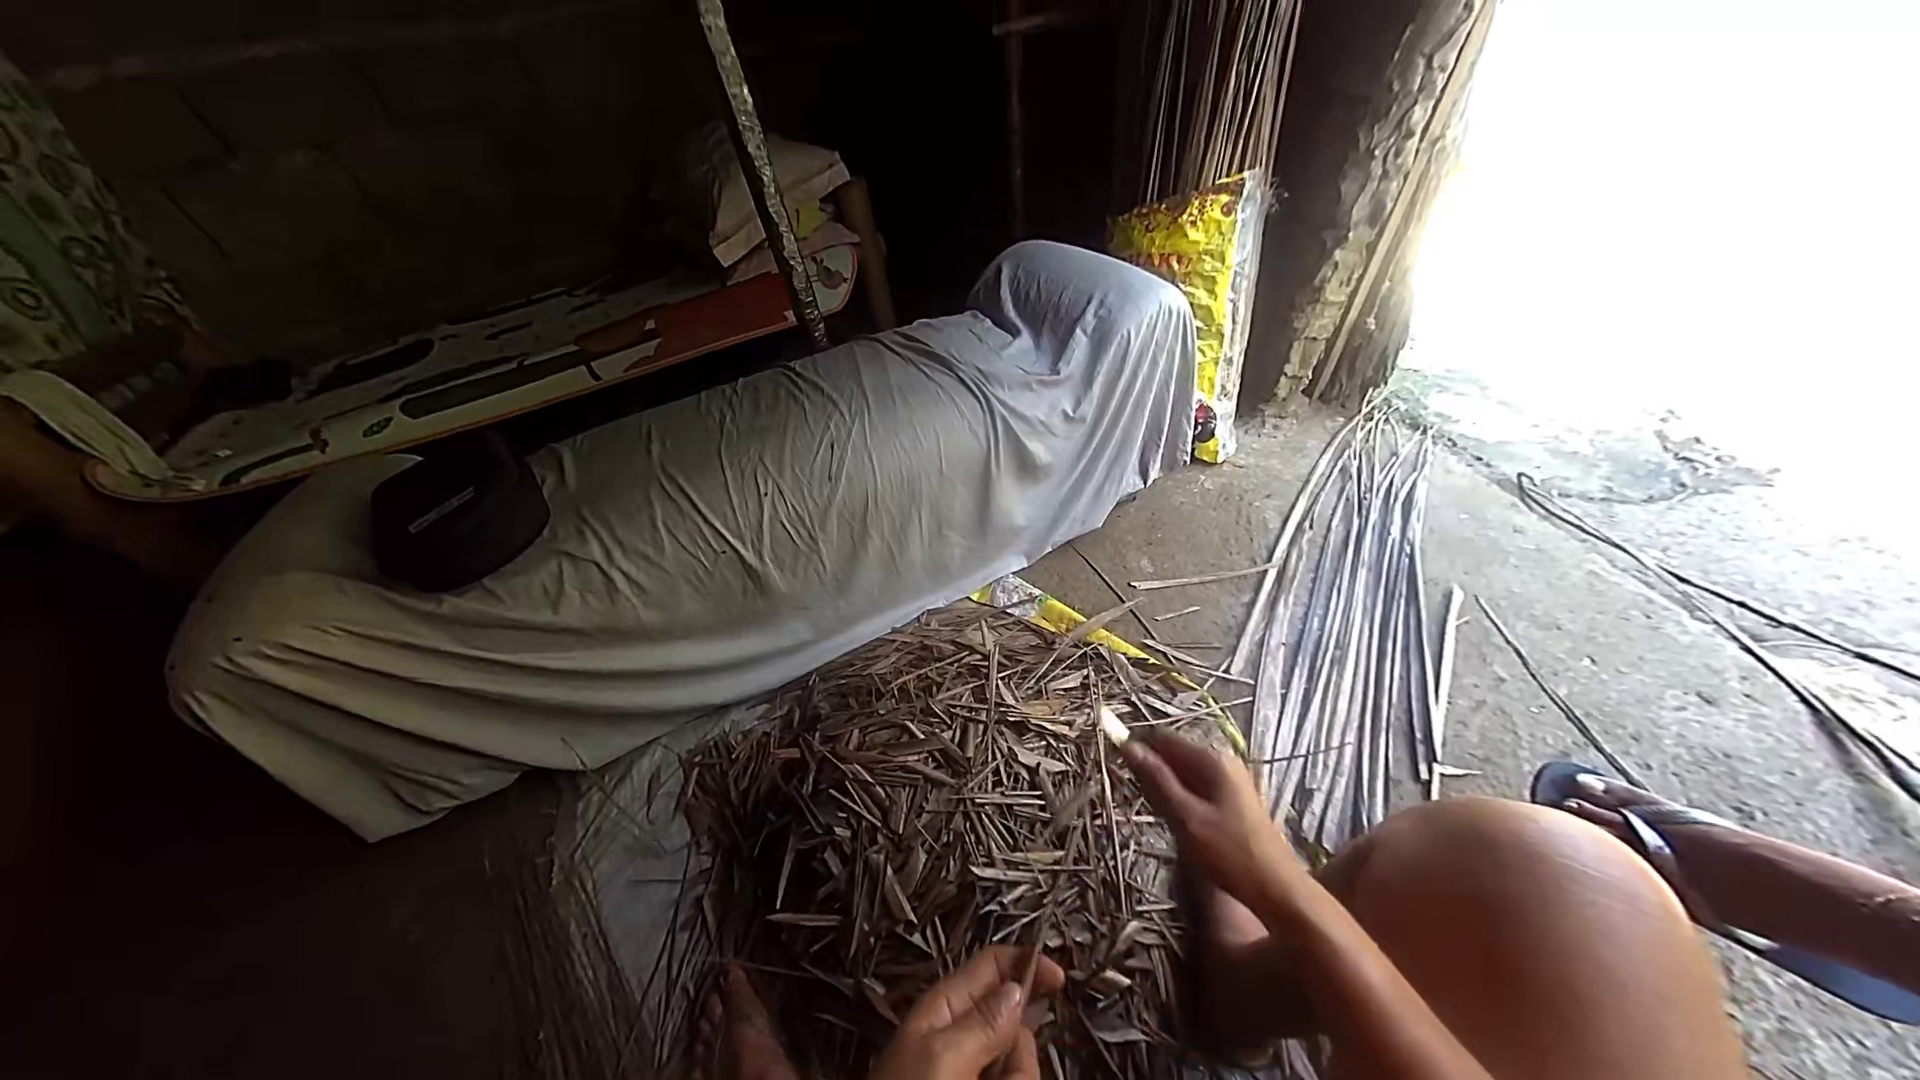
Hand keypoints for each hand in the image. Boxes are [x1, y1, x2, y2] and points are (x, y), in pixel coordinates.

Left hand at [869, 945, 1064, 1079]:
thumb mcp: (942, 1057)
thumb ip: (983, 1022)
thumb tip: (1018, 987)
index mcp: (947, 1007)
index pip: (992, 964)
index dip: (1026, 961)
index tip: (1060, 979)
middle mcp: (963, 1034)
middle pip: (1016, 1023)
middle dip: (1020, 1053)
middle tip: (1001, 1078)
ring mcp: (972, 1068)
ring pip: (1019, 1064)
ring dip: (1016, 1078)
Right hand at [1117, 730, 1306, 910]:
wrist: (1278, 891)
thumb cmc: (1229, 854)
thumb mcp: (1185, 817)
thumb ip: (1156, 779)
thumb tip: (1128, 745)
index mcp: (1211, 759)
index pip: (1162, 738)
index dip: (1138, 748)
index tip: (1118, 768)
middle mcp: (1223, 761)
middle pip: (1174, 753)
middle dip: (1152, 770)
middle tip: (1143, 800)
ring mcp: (1231, 780)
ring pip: (1184, 772)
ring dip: (1166, 787)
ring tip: (1161, 814)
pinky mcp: (1233, 799)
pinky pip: (1197, 786)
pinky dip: (1182, 798)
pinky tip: (1179, 821)